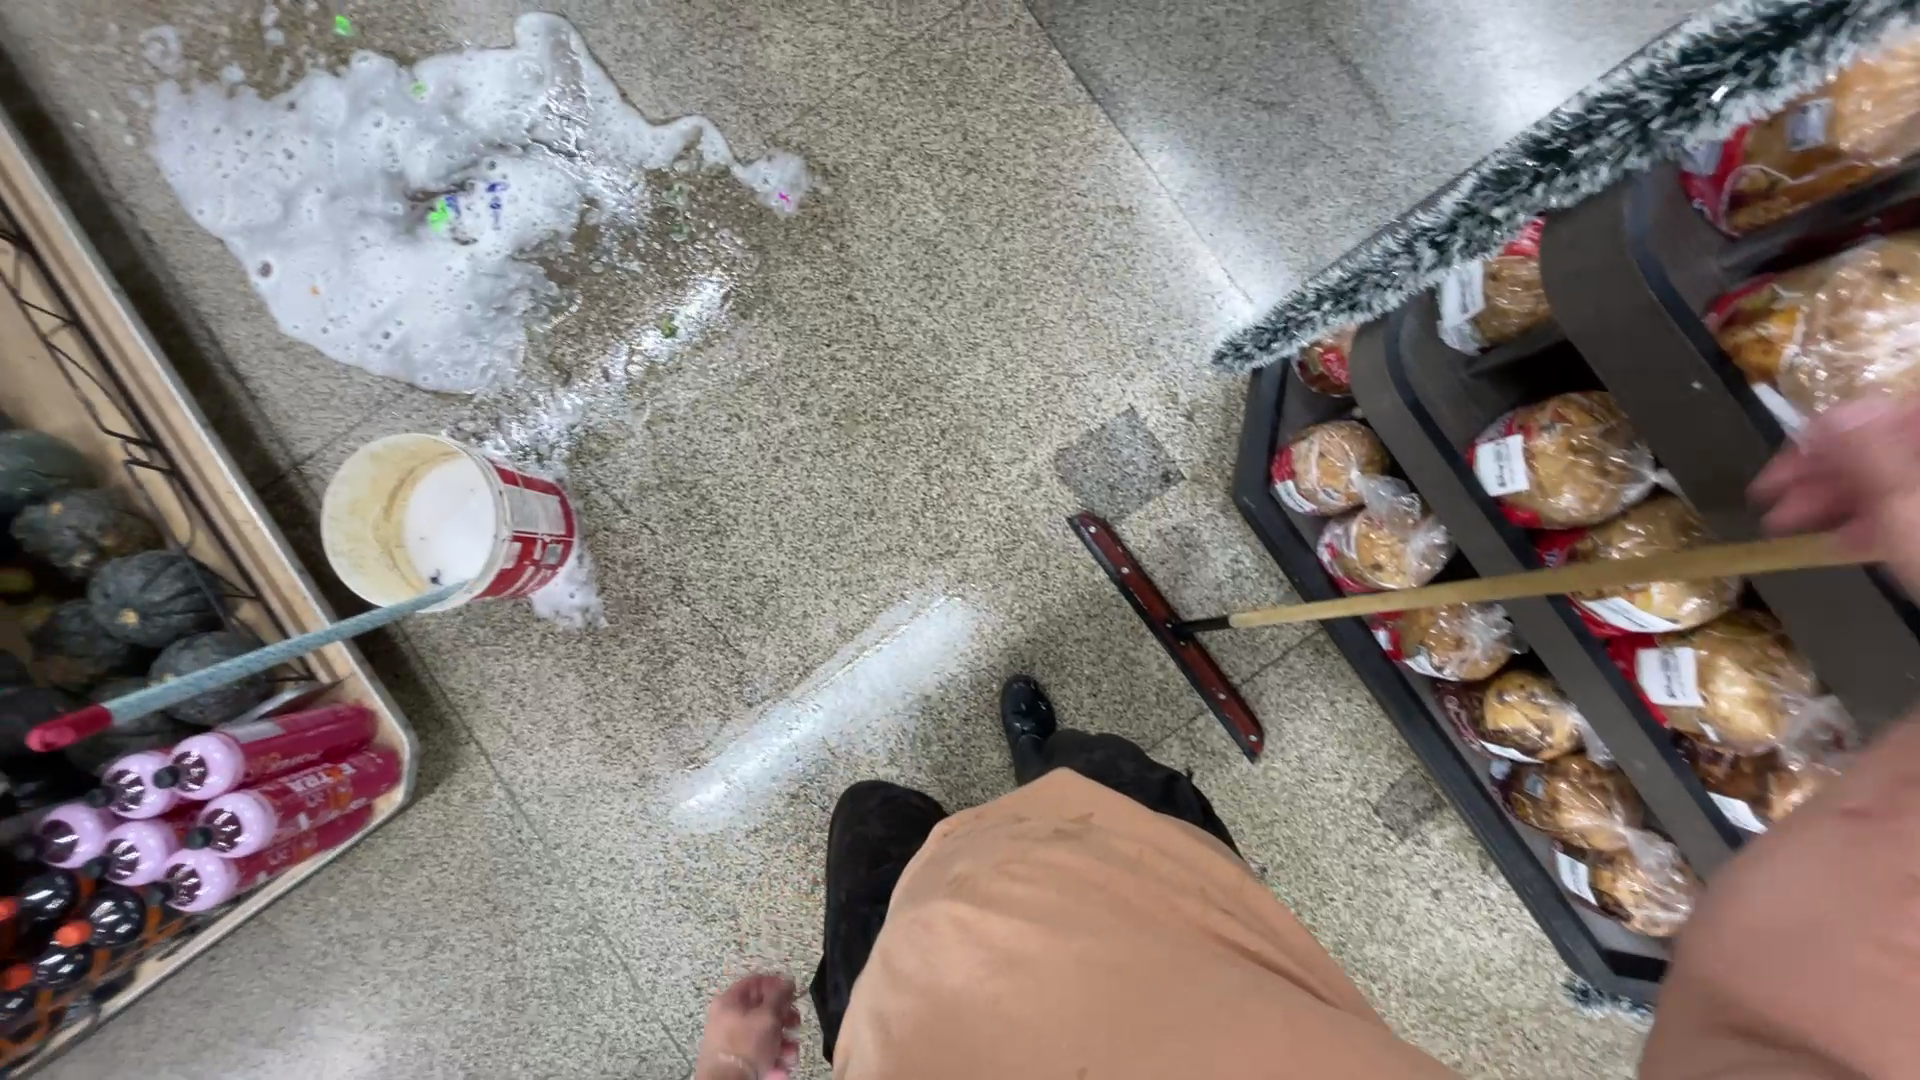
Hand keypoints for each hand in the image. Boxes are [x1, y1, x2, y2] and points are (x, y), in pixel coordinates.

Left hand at [693, 974, 799, 1079]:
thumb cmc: (746, 1045)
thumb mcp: (768, 1016)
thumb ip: (780, 995)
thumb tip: (788, 981)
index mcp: (729, 1002)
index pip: (755, 982)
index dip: (776, 984)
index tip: (792, 992)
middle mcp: (727, 1019)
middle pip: (762, 1010)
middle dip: (784, 1020)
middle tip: (795, 1024)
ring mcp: (731, 1042)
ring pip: (764, 1035)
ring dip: (783, 1043)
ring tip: (791, 1054)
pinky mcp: (736, 1062)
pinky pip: (759, 1054)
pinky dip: (773, 1059)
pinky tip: (782, 1068)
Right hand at [1750, 398, 1919, 589]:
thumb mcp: (1907, 511)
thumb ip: (1871, 457)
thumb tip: (1834, 414)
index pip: (1899, 413)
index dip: (1835, 433)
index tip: (1785, 464)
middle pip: (1892, 448)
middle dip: (1824, 474)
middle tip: (1771, 502)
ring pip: (1894, 480)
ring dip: (1835, 500)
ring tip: (1786, 527)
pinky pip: (1909, 506)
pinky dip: (1871, 520)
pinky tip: (1838, 541)